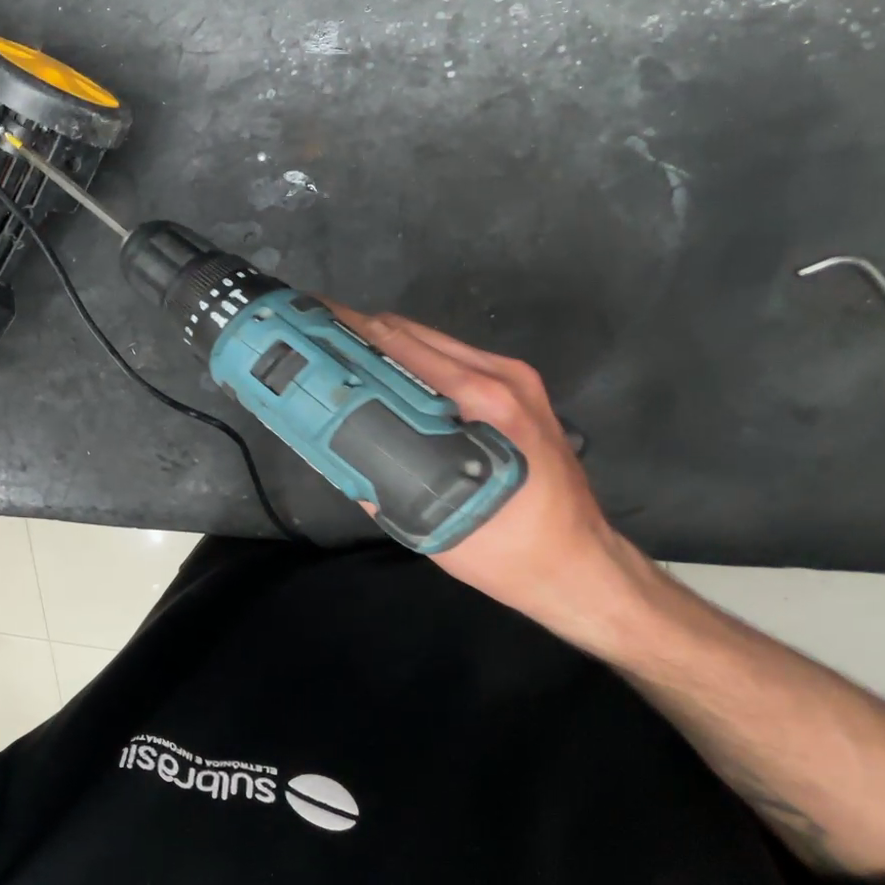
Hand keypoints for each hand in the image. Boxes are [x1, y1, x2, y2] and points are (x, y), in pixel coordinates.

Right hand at [331, 309, 649, 627]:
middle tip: (310, 335)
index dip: (348, 326)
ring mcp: (514, 380)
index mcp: (484, 399)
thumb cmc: (507, 545)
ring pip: (431, 340)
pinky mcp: (517, 391)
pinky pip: (450, 358)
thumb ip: (377, 473)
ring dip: (382, 341)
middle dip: (357, 328)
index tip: (307, 319)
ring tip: (336, 350)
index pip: (400, 344)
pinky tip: (380, 374)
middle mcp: (501, 378)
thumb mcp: (431, 514)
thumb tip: (326, 441)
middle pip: (412, 331)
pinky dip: (409, 357)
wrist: (577, 565)